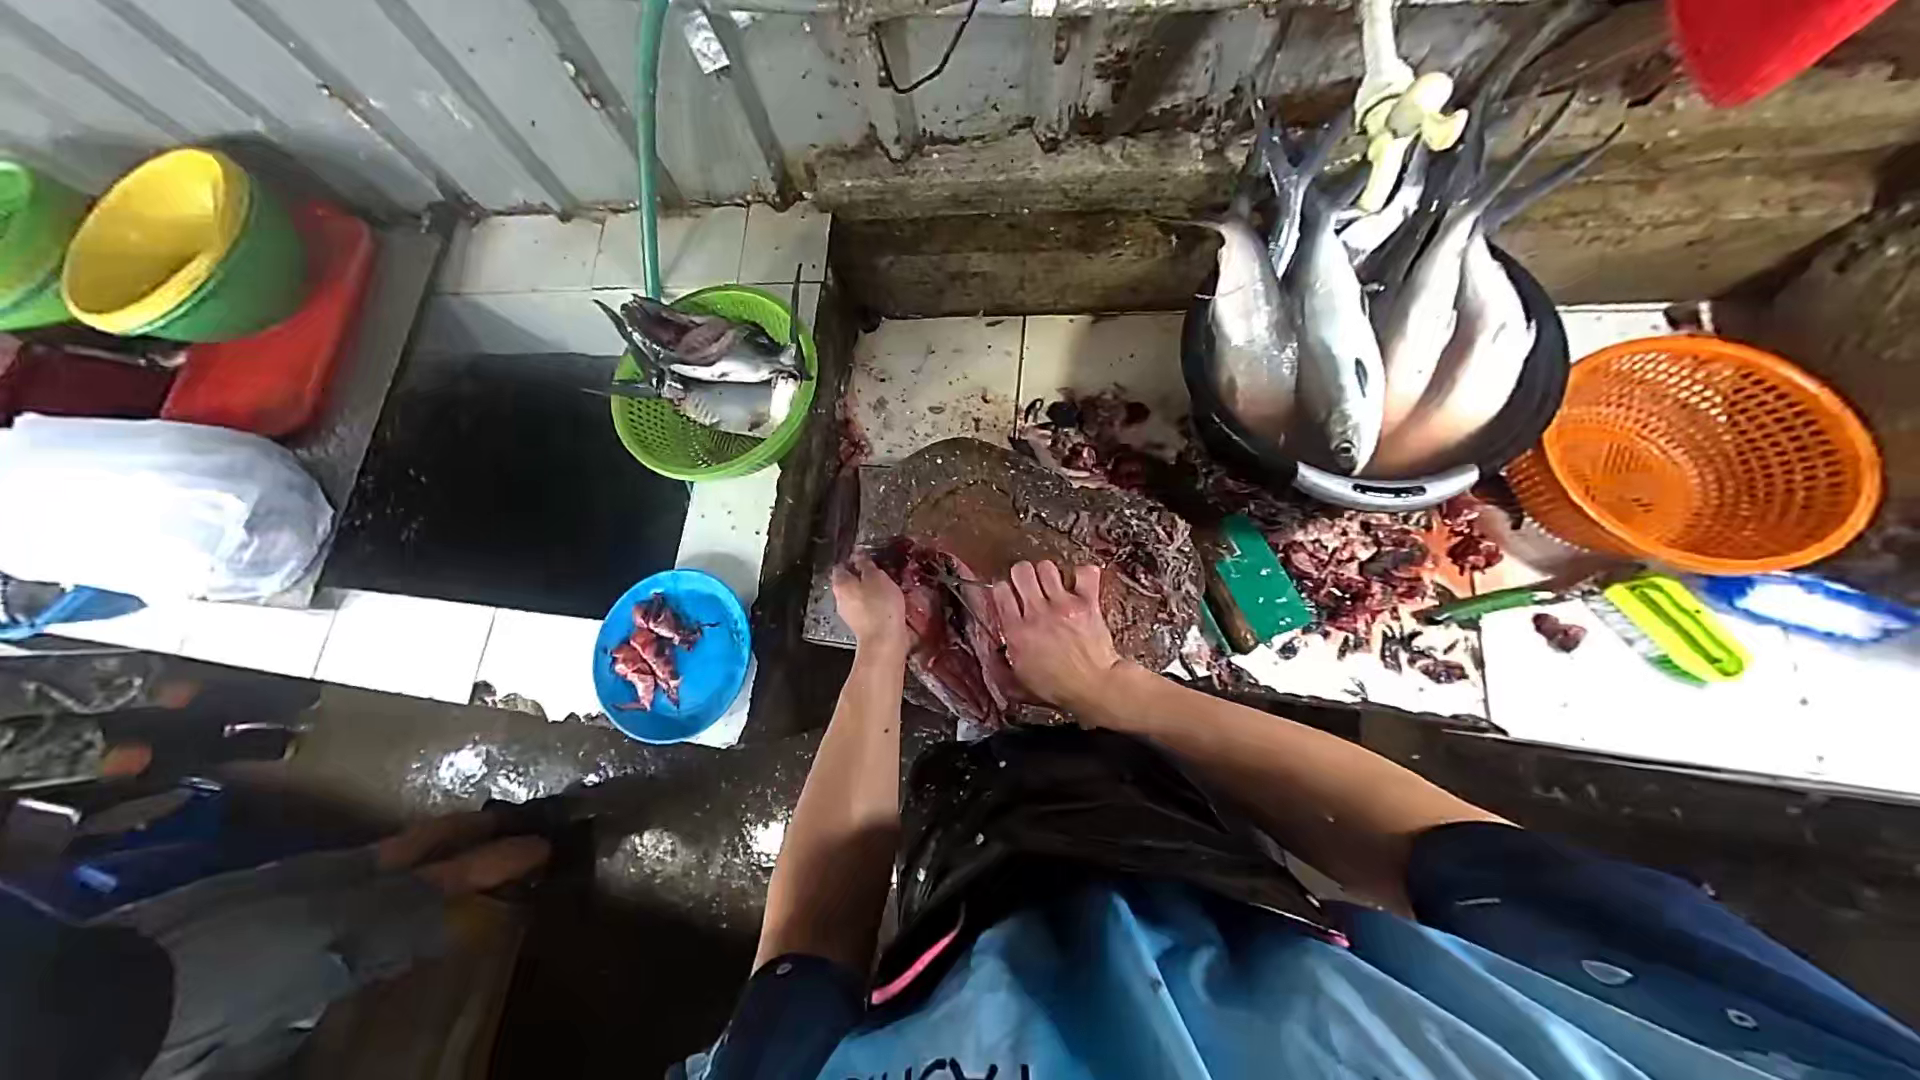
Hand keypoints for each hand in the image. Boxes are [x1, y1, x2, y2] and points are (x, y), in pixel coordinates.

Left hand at [832, 554, 906, 653]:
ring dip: (870, 591)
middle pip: (849, 582)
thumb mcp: (876, 577)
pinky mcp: (862, 626)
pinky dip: (876, 605)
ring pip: (858, 597)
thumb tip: (858, 553)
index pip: (841, 566)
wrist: (884, 641)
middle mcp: (840, 599)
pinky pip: (867, 609)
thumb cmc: (880, 605)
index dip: (853, 559)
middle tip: (881, 571)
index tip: (867, 556)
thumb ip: (866, 564)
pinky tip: (889, 604)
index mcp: (841, 585)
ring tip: (888, 586)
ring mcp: (850, 615)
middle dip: (862, 576)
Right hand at [991, 560, 1135, 716]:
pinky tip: (1078, 583)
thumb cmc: (1058, 687)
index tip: (1008, 595)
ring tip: (1052, 585)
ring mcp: (1063, 606)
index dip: (1003, 589)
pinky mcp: (1087, 603)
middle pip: (1022, 571)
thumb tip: (991, 653)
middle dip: (1023, 574)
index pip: (1001, 591)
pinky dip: (1082, 574)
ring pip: (1047, 568)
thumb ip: (1000, 665)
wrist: (1093, 687)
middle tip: (1029, 585)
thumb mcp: (1018, 682)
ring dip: (1048, 574)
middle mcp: (1038, 613)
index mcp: (1017, 631)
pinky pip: (1084, 573)